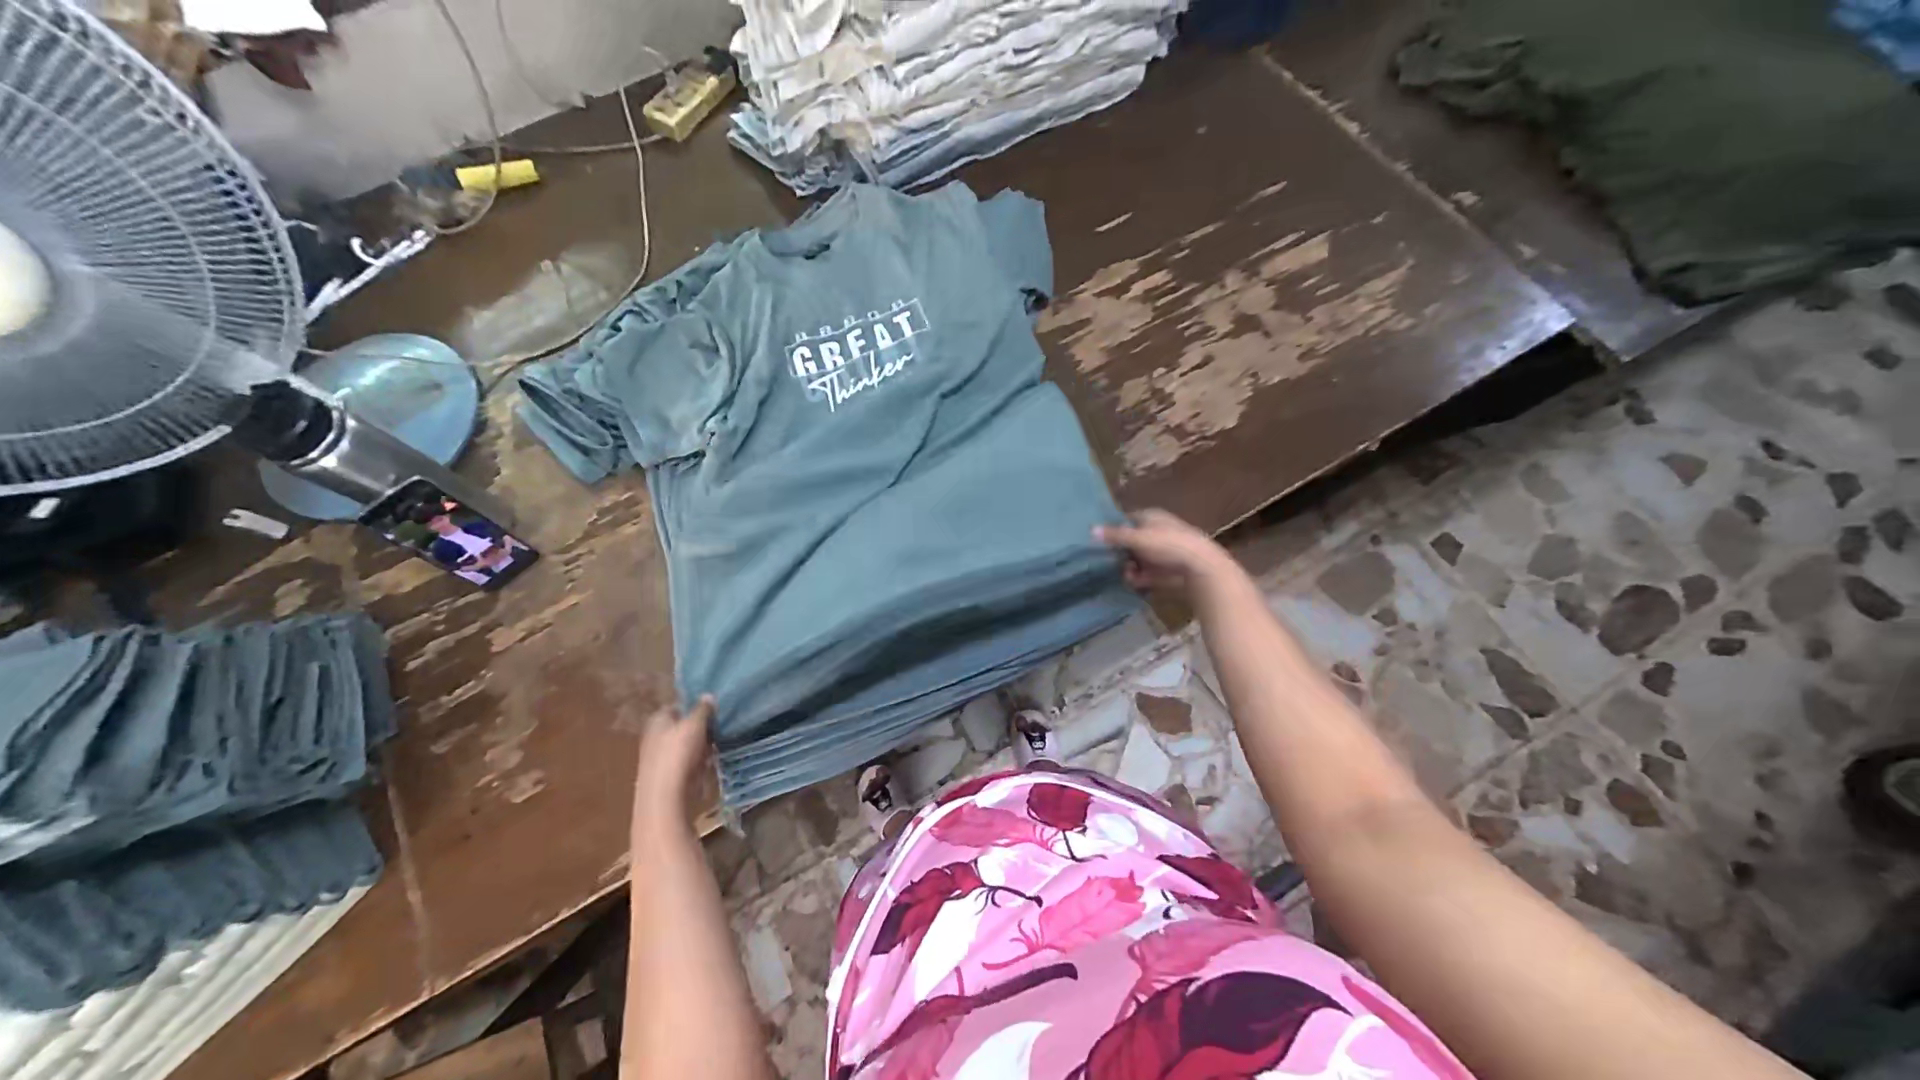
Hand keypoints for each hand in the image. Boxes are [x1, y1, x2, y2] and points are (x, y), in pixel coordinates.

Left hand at [632, 695, 714, 835]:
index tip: (714, 708)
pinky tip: (711, 764)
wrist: (665, 797)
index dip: (694, 705)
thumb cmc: (678, 753)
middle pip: (682, 726)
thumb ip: (702, 709)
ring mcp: (660, 758)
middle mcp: (655, 736)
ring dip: (701, 745)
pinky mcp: (668, 776)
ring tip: (719, 744)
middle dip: (700, 726)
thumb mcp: (694, 724)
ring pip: (686, 746)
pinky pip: (688, 763)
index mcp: (657, 720)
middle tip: (721, 725)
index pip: (677, 706)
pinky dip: (699, 762)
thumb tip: (708, 695)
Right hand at [1094, 509, 1242, 594]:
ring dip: (1129, 567)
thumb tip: (1090, 529)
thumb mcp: (1138, 538)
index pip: (1127, 519)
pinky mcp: (1167, 569)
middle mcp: (1157, 531)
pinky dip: (1140, 577)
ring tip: (1126, 574)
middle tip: (1111, 561)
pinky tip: (1135, 582)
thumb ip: (1114, 535)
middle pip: (1131, 541)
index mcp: (1151, 517)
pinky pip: (1147, 573)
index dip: (1114, 529)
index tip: (1101, 541)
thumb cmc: (1168, 545)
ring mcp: (1163, 551)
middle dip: (1120, 553)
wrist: (1200, 567)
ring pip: (1138, 559)